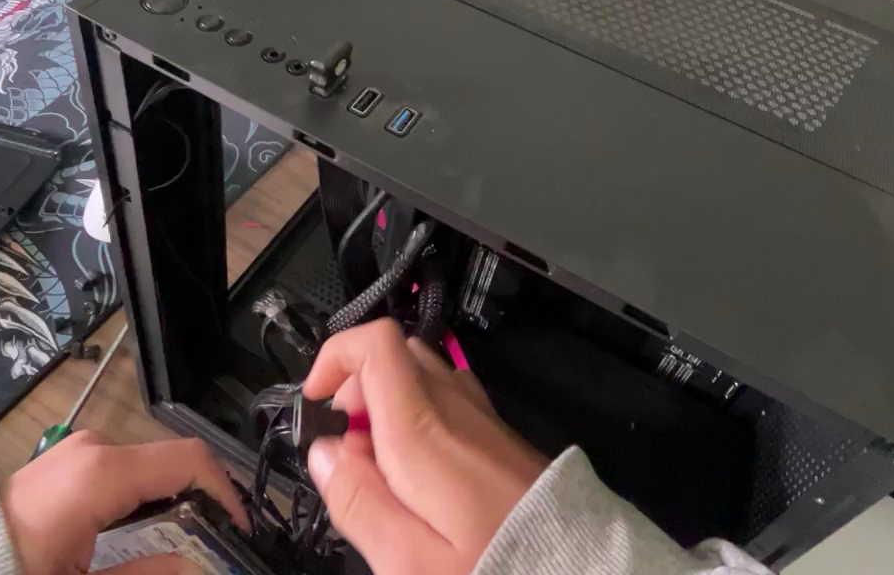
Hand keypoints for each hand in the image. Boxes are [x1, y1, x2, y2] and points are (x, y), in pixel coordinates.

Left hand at [0, 432, 248, 574]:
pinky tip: (145, 531)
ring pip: (149, 468)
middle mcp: (96, 448)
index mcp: (102, 473)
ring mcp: (78, 451)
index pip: (188, 460)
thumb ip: (145, 574)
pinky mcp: (65, 463)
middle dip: (200, 501)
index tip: (240, 528)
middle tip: (216, 541)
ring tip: (185, 540)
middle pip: (171, 464)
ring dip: (172, 500)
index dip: (223, 490)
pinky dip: (145, 497)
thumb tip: (199, 565)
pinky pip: (122, 472)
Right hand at [303, 320, 549, 574]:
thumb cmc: (493, 566)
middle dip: (355, 386)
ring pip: (418, 372)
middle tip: (347, 449)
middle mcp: (451, 401)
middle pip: (393, 353)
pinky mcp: (493, 427)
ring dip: (385, 400)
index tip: (316, 399)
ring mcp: (476, 409)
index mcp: (421, 426)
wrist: (577, 569)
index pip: (376, 342)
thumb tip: (325, 451)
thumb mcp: (407, 561)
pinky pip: (444, 394)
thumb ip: (358, 501)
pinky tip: (419, 469)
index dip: (336, 354)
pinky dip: (415, 412)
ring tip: (379, 466)